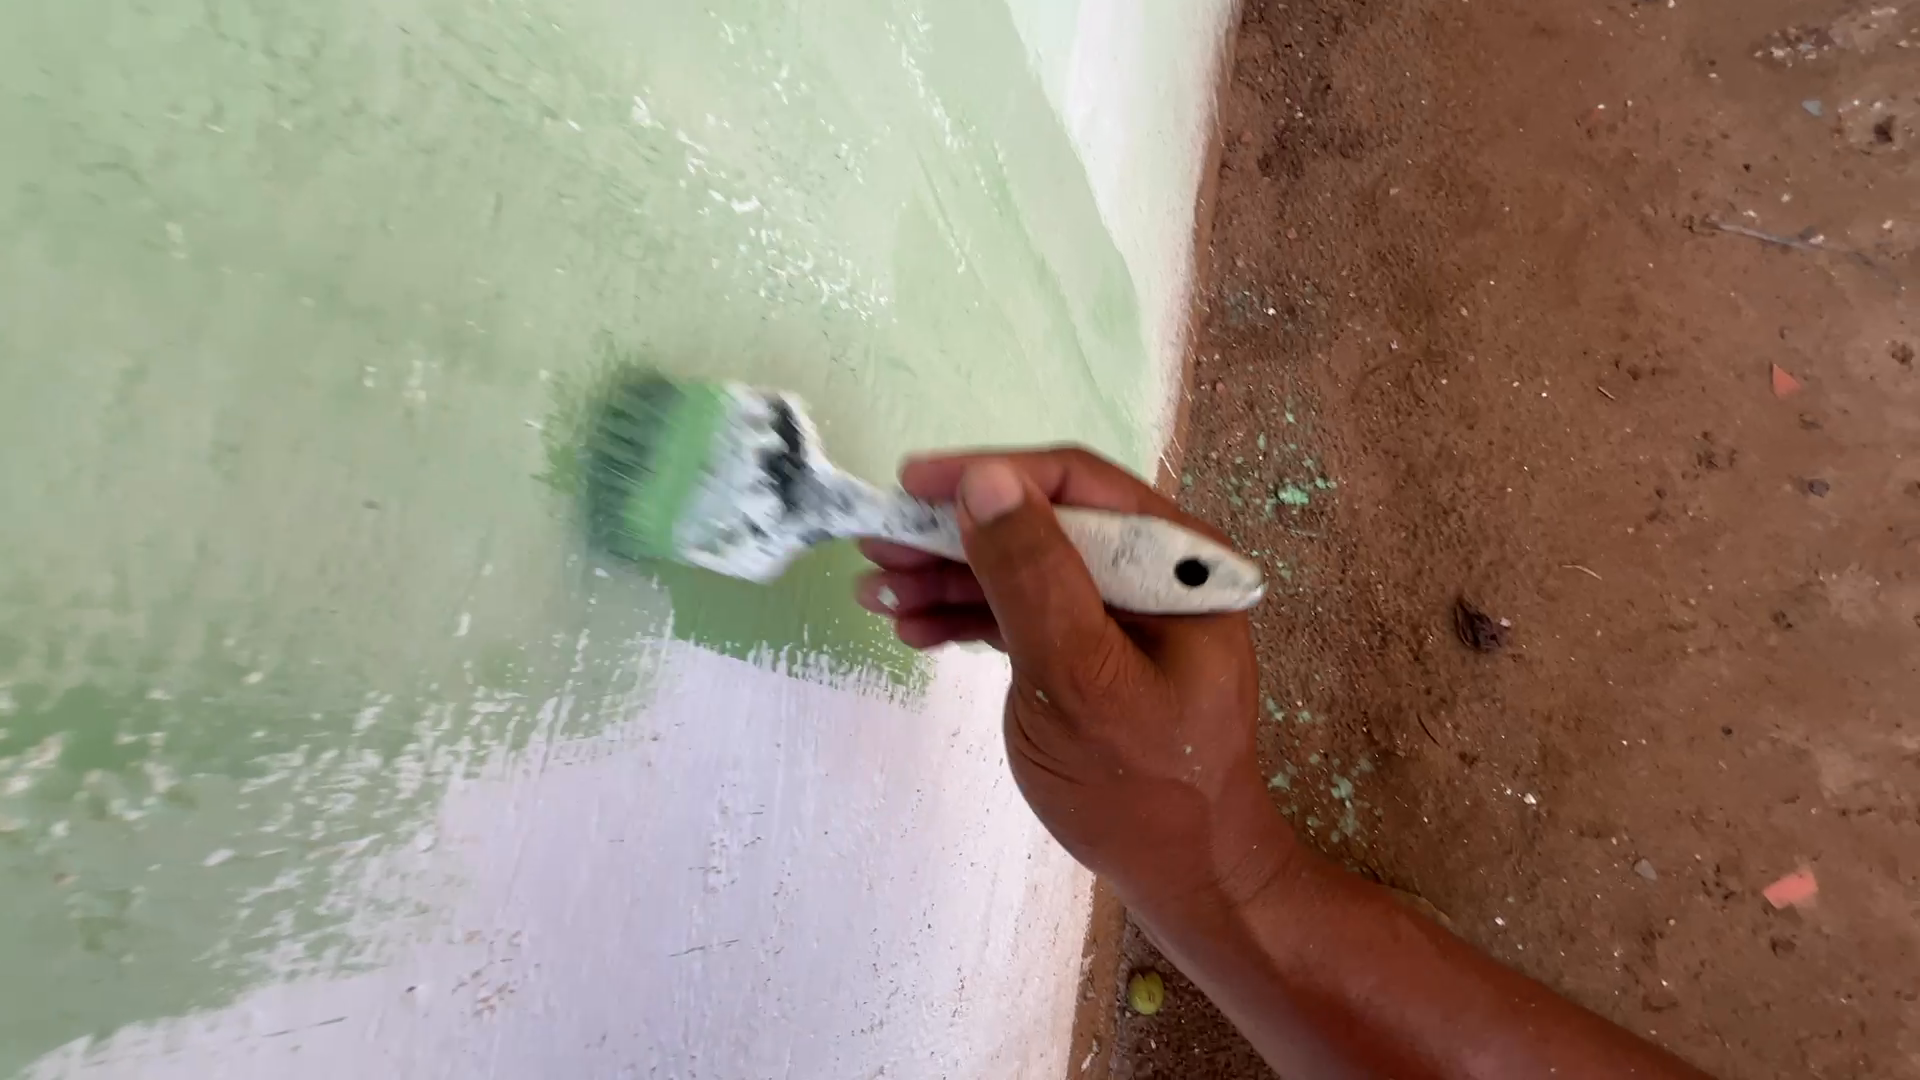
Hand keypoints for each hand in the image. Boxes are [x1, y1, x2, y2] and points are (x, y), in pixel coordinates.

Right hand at [855, 447, 1296, 910]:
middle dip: (954, 533)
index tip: (913, 483)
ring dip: (946, 577)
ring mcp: (1114, 610)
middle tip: (879, 543)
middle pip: (1038, 525)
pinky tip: (914, 625)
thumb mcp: (1079, 677)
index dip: (989, 474)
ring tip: (878, 590)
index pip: (1076, 484)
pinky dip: (966, 616)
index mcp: (1176, 559)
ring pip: (1020, 569)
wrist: (1179, 873)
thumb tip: (983, 480)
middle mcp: (1148, 570)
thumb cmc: (1141, 787)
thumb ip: (1032, 574)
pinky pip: (1020, 613)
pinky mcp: (1084, 646)